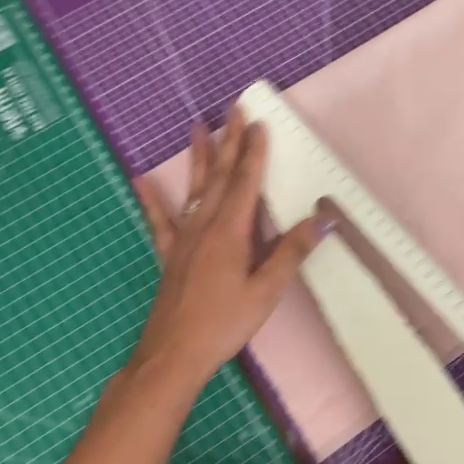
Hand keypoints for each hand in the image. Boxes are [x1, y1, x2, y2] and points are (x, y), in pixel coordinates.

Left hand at [130, 109, 328, 392]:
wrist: (172, 355)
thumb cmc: (224, 323)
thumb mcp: (266, 290)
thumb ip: (291, 252)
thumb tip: (322, 219)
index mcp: (231, 232)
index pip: (246, 182)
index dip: (254, 152)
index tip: (259, 122)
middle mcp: (205, 226)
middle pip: (220, 176)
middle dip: (229, 141)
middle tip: (233, 108)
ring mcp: (184, 238)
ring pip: (194, 189)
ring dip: (198, 157)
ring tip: (197, 126)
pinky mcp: (171, 254)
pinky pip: (161, 220)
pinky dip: (152, 198)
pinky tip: (142, 179)